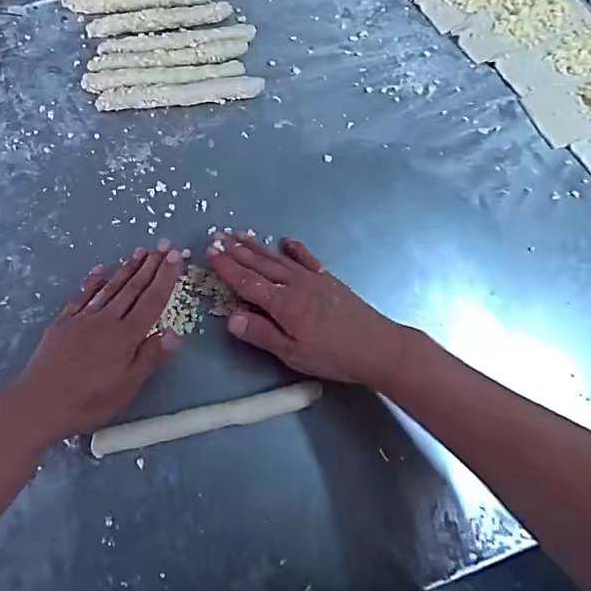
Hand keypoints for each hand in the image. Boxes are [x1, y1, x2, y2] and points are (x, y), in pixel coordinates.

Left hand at [0, 242, 184, 444]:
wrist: (41, 400)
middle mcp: (107, 319)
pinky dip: (94, 281)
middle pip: (132, 288)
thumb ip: (150, 356)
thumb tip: (175, 332)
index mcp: (126, 335)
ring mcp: (83, 317)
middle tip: (163, 244)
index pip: (152, 300)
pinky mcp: (64, 321)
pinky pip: (83, 295)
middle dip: (150, 265)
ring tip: (140, 251)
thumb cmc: (89, 401)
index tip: (174, 257)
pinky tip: (101, 270)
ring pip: (110, 287)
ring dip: (127, 268)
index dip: (165, 277)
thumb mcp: (127, 386)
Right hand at [207, 232, 405, 387]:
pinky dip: (294, 249)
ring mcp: (312, 279)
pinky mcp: (328, 280)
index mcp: (282, 304)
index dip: (226, 267)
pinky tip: (285, 241)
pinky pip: (306, 259)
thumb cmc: (334, 356)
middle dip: (236, 251)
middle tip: (216, 237)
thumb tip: (230, 317)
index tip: (210, 252)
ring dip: (256, 246)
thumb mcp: (293, 353)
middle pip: (259, 265)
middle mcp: (294, 285)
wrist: (380, 348)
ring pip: (277, 258)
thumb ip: (261, 334)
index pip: (246, 281)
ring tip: (238, 234)